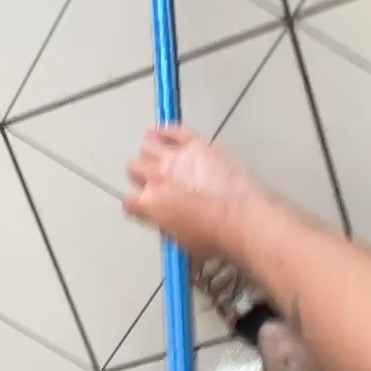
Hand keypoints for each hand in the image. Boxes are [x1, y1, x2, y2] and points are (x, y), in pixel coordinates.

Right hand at [125, 127, 270, 260]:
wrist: (241, 218)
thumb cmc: (213, 237)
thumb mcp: (181, 241)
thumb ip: (166, 225)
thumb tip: (167, 220)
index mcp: (149, 205)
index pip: (129, 202)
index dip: (135, 204)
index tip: (141, 205)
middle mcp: (156, 178)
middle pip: (135, 168)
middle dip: (140, 174)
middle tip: (151, 178)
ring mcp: (175, 157)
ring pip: (148, 146)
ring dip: (148, 150)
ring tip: (153, 150)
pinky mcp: (195, 144)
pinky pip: (174, 130)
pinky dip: (166, 129)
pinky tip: (161, 129)